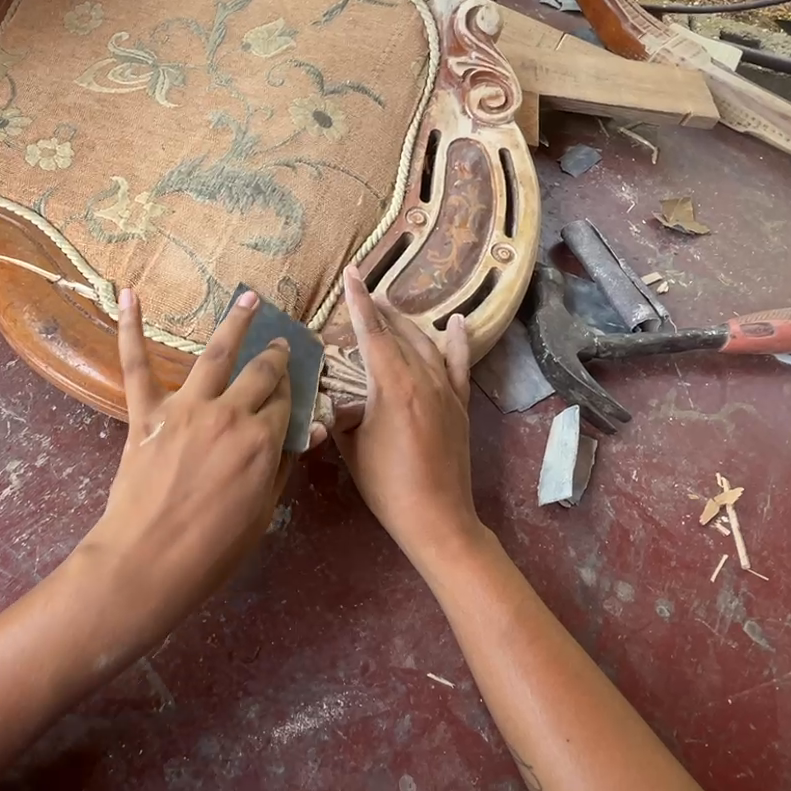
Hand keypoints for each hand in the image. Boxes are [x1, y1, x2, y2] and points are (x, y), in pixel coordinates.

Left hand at [77, 288, 300, 634]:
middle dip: (274, 354)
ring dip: (235, 323)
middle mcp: (228, 415)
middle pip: (260, 373)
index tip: (294, 379)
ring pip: (215, 355)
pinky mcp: (147, 414)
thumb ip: (281, 466)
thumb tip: (304, 432)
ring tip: (248, 299)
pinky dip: (131, 328)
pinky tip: (129, 295)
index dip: (292, 389)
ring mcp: (185, 410)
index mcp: (262, 442)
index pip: (285, 402)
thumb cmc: (212, 550)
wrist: (148, 562)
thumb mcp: (263, 513)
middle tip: (279, 342)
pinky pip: (137, 365)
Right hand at [334, 266, 482, 563]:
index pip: (372, 333)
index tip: (352, 273)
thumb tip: (329, 394)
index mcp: (393, 385)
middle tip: (363, 292)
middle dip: (379, 309)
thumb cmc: (386, 485)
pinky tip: (456, 322)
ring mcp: (445, 390)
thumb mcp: (351, 446)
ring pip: (425, 343)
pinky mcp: (460, 404)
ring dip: (407, 322)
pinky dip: (457, 341)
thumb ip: (340, 412)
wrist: (437, 518)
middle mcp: (422, 378)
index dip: (358, 301)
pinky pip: (459, 364)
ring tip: (391, 306)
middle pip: (398, 333)